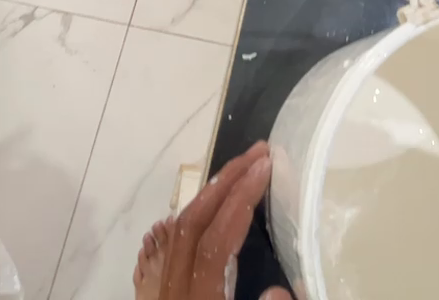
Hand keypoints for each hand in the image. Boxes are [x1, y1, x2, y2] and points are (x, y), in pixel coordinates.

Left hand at [135, 142, 290, 299]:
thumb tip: (279, 290)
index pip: (215, 240)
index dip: (241, 200)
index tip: (265, 166)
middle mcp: (171, 290)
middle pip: (191, 223)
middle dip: (226, 181)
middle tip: (258, 153)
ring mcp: (160, 291)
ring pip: (178, 230)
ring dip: (211, 194)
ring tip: (242, 170)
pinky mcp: (159, 293)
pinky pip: (172, 243)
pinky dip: (196, 215)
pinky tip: (214, 206)